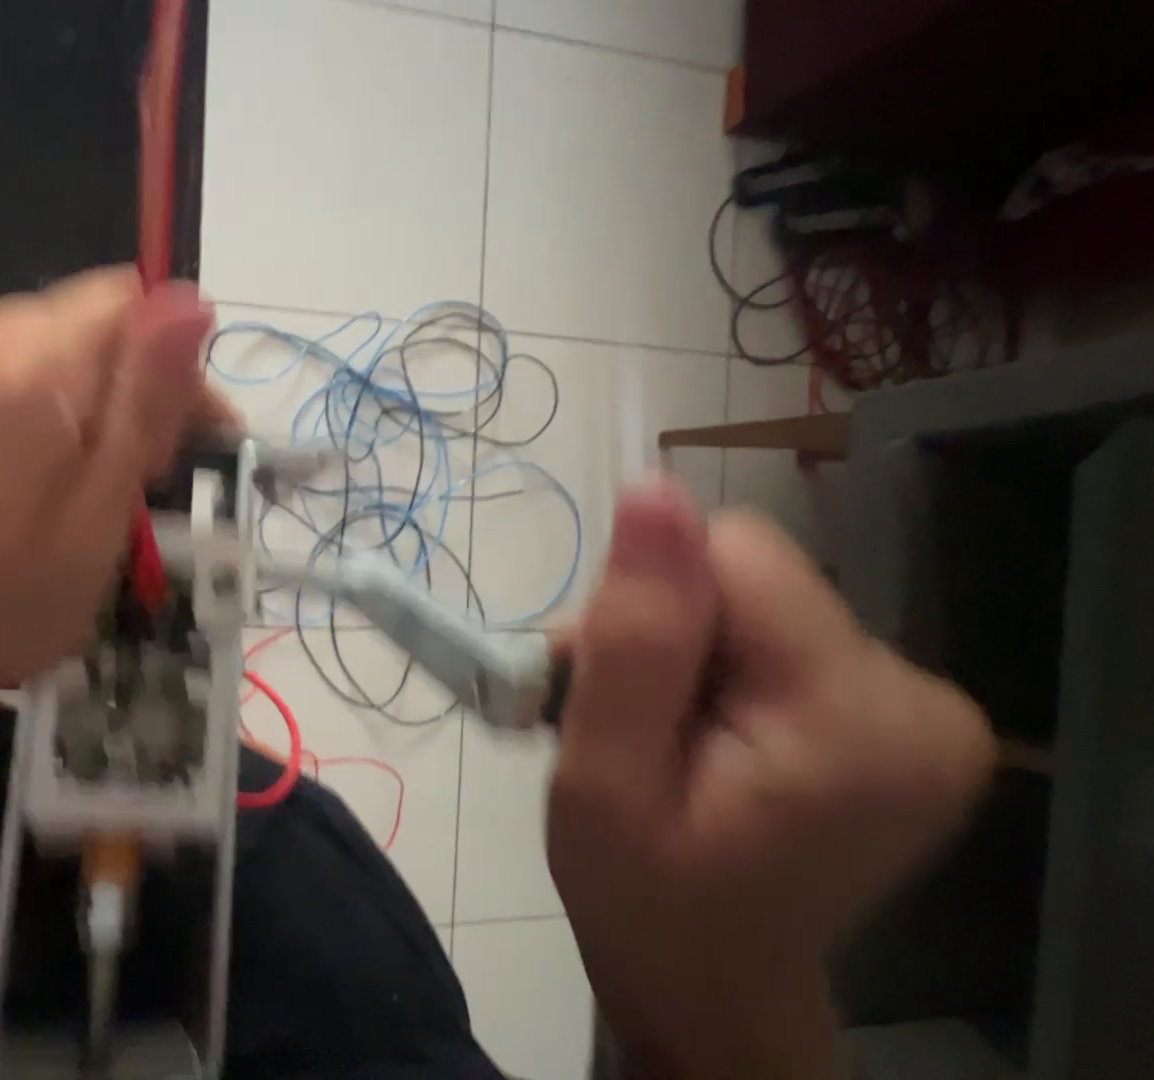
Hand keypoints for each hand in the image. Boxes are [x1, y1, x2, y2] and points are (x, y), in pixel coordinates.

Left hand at [0, 267, 216, 715]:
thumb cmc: (7, 601)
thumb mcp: (101, 512)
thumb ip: (147, 400)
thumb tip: (195, 300)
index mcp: (16, 364)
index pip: (132, 302)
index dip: (172, 367)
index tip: (174, 447)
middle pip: (93, 318)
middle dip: (132, 387)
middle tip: (135, 481)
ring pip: (59, 338)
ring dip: (92, 398)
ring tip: (87, 482)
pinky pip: (15, 358)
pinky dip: (47, 402)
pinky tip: (41, 467)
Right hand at [546, 479, 995, 1078]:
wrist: (707, 974)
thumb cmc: (639, 893)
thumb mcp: (604, 773)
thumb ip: (633, 636)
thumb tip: (651, 488)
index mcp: (855, 717)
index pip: (734, 555)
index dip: (648, 606)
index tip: (613, 687)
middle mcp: (919, 695)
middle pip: (746, 576)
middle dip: (660, 631)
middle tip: (622, 722)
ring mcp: (921, 705)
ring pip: (751, 599)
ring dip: (679, 653)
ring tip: (653, 735)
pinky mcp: (897, 709)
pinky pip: (774, 631)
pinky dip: (712, 670)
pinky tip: (694, 734)